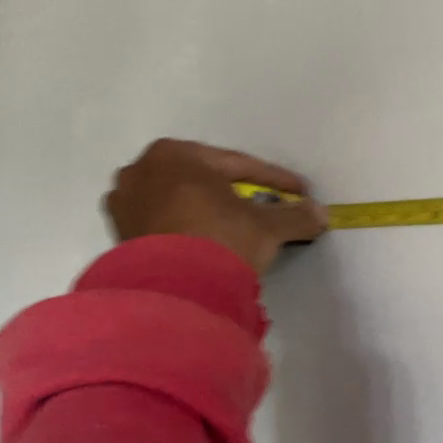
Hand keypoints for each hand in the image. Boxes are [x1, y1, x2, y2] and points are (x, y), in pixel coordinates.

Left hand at [105, 138, 328, 274]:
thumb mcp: (269, 227)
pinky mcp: (120, 232)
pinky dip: (186, 228)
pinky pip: (163, 222)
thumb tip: (321, 213)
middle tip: (264, 208)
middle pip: (204, 180)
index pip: (238, 164)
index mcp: (178, 154)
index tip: (299, 191)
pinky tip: (206, 242)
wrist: (177, 288)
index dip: (275, 180)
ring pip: (180, 200)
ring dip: (208, 211)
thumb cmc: (222, 238)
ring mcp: (125, 200)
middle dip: (235, 193)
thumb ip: (296, 215)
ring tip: (233, 228)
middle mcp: (143, 167)